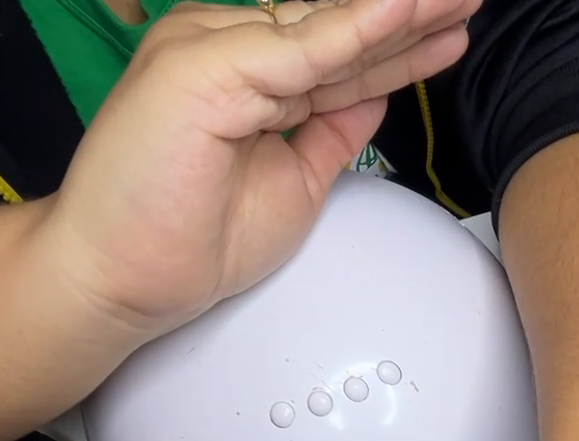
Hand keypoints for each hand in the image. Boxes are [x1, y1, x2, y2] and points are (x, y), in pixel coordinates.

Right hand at [42, 0, 475, 339]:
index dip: (402, 44)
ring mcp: (215, 49)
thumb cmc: (195, 237)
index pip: (343, 52)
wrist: (126, 275)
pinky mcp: (204, 67)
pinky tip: (405, 9)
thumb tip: (371, 98)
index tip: (453, 31)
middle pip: (342, 30)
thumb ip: (333, 131)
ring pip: (328, 27)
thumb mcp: (296, 180)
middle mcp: (232, 48)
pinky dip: (357, 28)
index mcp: (252, 74)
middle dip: (412, 16)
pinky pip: (300, 49)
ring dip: (400, 11)